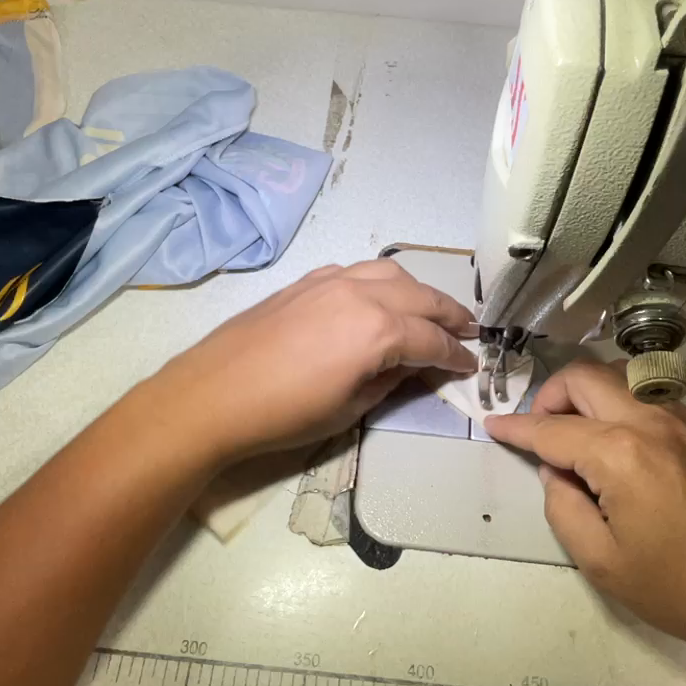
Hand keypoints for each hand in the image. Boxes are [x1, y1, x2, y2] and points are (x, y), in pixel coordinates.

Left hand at [145, 259, 477, 465]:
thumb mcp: (349, 409)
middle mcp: (361, 294)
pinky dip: (380, 282)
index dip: (456, 356)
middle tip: (470, 331)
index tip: (471, 366)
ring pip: (390, 273)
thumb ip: (391, 381)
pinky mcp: (305, 282)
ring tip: (431, 311)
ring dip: (418, 291)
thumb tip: (415, 368)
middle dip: (450, 315)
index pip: (433, 340)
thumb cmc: (284, 415)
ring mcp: (330, 282)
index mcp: (378, 330)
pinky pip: (356, 271)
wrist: (213, 395)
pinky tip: (378, 300)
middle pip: (421, 297)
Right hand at [483, 360, 685, 660]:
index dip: (515, 428)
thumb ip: (562, 506)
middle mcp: (650, 422)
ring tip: (575, 435)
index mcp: (619, 454)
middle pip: (585, 376)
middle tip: (539, 432)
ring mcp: (682, 424)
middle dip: (550, 395)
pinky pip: (648, 396)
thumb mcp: (600, 561)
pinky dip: (618, 402)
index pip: (551, 429)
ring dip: (586, 393)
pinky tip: (615, 445)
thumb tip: (555, 471)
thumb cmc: (677, 588)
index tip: (492, 426)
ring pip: (620, 376)